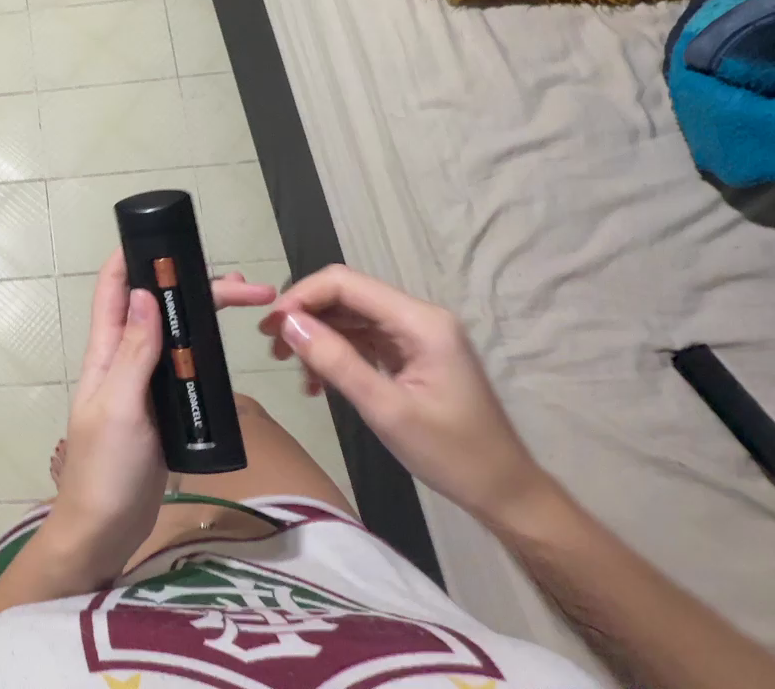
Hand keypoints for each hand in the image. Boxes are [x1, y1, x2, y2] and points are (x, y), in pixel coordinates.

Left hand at [43, 251, 277, 591]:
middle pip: (158, 307)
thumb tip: (146, 293)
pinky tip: (232, 347)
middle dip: (196, 287)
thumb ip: (134, 353)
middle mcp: (124, 359)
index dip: (135, 257)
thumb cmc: (106, 468)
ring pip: (176, 335)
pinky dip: (209, 350)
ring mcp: (145, 384)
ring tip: (255, 305)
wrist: (105, 528)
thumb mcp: (121, 407)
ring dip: (207, 315)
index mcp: (106, 352)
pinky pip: (185, 367)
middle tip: (251, 285)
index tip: (172, 237)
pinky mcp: (165, 409)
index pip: (113, 289)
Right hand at [262, 265, 550, 523]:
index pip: (345, 284)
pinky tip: (318, 383)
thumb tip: (287, 324)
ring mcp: (415, 336)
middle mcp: (418, 318)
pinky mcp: (410, 355)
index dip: (302, 297)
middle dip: (304, 317)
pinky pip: (361, 340)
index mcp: (420, 322)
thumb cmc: (452, 453)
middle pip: (345, 296)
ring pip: (349, 318)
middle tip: (273, 349)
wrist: (503, 491)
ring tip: (293, 369)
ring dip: (316, 338)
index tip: (271, 328)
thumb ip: (336, 361)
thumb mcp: (386, 410)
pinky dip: (335, 355)